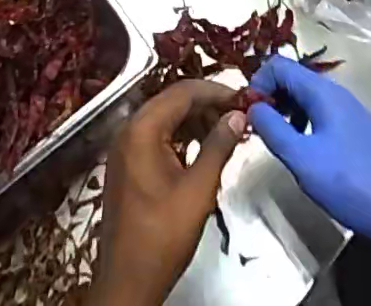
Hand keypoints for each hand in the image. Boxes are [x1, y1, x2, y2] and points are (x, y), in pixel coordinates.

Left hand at [88, 80, 246, 305]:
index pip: (181, 93)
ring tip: (230, 130)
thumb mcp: (198, 190)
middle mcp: (129, 128)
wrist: (127, 278)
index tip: (244, 97)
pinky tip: (206, 147)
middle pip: (172, 102)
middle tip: (241, 115)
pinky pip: (158, 136)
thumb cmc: (163, 235)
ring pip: (166, 118)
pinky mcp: (129, 161)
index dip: (215, 91)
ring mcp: (126, 145)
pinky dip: (182, 136)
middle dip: (207, 105)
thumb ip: (218, 148)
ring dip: (196, 120)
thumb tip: (238, 116)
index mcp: (141, 128)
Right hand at [246, 56, 370, 305]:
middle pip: (292, 79)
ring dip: (284, 111)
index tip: (248, 110)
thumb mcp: (302, 159)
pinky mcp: (356, 132)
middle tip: (257, 126)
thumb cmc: (353, 184)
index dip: (257, 82)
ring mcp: (349, 113)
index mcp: (323, 93)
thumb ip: (271, 128)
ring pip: (305, 98)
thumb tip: (252, 106)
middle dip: (269, 96)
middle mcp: (337, 95)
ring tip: (276, 139)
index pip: (278, 65)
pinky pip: (319, 114)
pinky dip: (302, 122)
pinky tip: (302, 149)